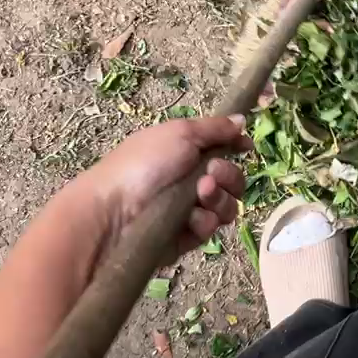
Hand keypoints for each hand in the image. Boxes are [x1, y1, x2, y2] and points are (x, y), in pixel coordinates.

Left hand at [70, 116, 252, 265]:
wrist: (112, 213)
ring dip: (219, 198)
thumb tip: (242, 120)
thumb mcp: (181, 132)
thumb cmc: (145, 163)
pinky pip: (210, 228)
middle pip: (231, 179)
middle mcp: (189, 180)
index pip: (222, 149)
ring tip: (200, 194)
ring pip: (226, 205)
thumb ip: (216, 128)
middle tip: (211, 174)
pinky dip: (204, 221)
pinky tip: (191, 218)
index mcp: (185, 152)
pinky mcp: (184, 238)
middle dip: (228, 175)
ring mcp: (188, 210)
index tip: (245, 147)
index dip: (236, 148)